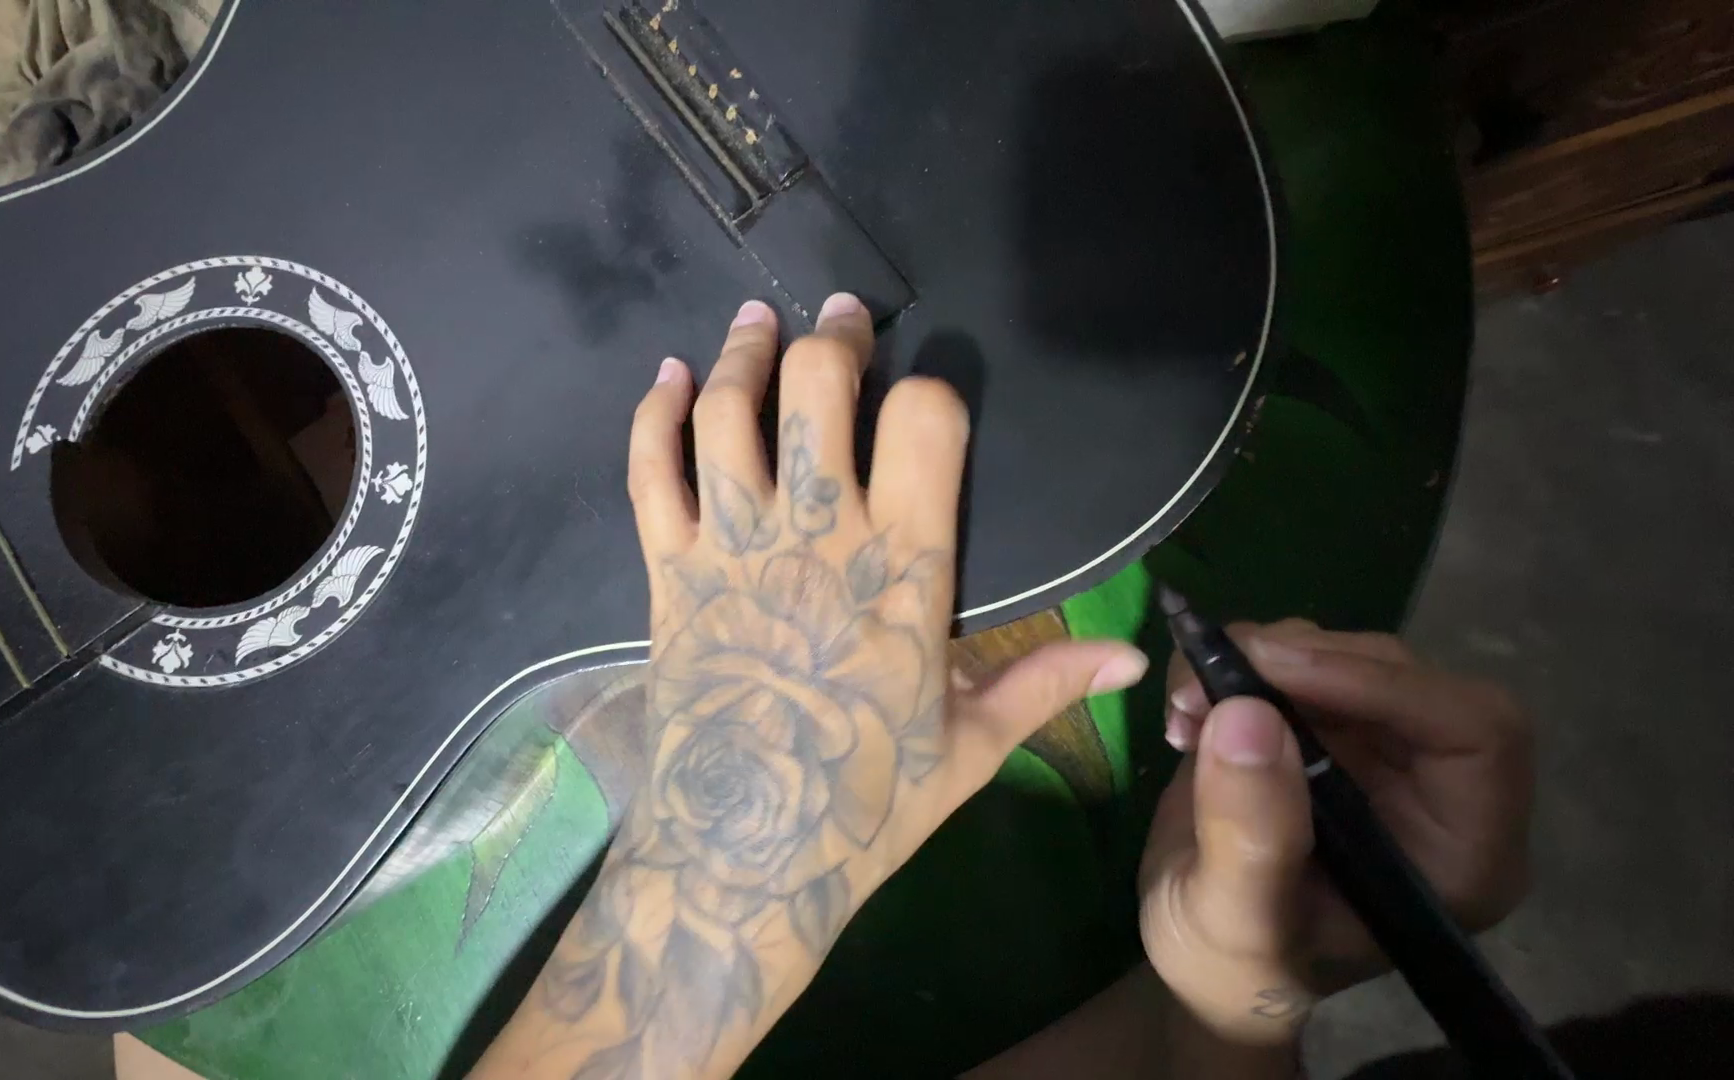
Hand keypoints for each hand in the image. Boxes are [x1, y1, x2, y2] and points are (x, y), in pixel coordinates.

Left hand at [482, 295, 1148, 1079]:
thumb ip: (1046, 687)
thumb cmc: (864, 804)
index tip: (922, 387)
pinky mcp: (667, 574)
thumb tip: (1133, 656)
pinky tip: (670, 375)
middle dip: (832, 340)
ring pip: (727, 417)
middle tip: (841, 319)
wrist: (741, 855)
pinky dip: (654, 416)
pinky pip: (650, 474)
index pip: (925, 425)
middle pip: (815, 393)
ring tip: (756, 321)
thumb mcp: (969, 749)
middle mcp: (816, 539)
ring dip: (744, 354)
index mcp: (904, 571)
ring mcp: (731, 550)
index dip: (930, 388)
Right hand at [1139, 621, 1532, 1044]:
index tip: (1267, 671)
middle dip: (1298, 662)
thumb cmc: (1232, 958)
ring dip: (1252, 658)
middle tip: (1204, 681)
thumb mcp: (1235, 915)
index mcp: (1457, 849)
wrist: (1199, 949)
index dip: (1381, 685)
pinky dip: (1228, 662)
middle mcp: (1428, 789)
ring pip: (1339, 656)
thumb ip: (1250, 831)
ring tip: (1183, 705)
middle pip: (1402, 678)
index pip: (1474, 732)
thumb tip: (1247, 712)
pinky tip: (1187, 708)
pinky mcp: (1313, 730)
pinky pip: (1287, 661)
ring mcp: (1370, 754)